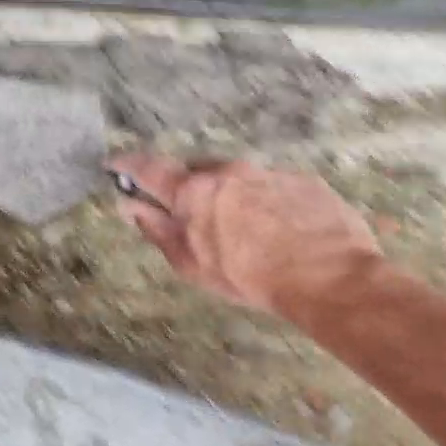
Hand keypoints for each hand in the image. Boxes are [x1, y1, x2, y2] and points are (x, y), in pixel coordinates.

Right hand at [105, 154, 382, 314]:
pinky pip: (272, 185)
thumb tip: (130, 205)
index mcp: (191, 189)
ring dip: (229, 193)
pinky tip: (278, 229)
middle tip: (193, 214)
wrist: (332, 281)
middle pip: (195, 170)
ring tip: (243, 226)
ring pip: (235, 177)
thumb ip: (154, 228)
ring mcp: (269, 173)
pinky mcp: (306, 182)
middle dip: (188, 187)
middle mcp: (227, 171)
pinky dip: (265, 200)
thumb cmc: (246, 276)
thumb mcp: (187, 261)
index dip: (126, 164)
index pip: (146, 167)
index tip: (113, 166)